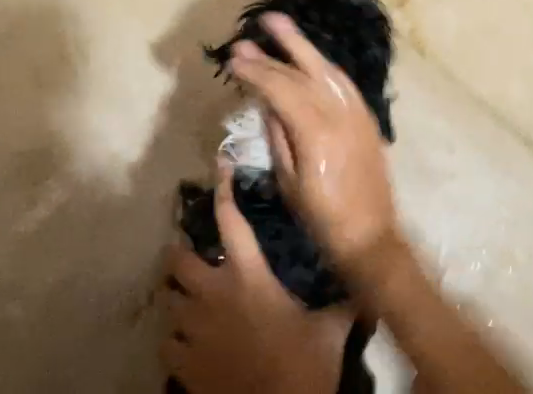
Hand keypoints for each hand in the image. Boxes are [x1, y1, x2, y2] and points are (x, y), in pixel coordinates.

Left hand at [163, 165, 352, 393]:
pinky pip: (167, 343)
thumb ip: (342, 306)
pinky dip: (174, 341)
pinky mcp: (183, 361)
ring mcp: (193, 328)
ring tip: (185, 300)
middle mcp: (213, 293)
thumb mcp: (328, 333)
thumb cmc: (301, 367)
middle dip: (179, 254)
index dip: (223, 189)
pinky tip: (185, 343)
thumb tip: (366, 290)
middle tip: (188, 255)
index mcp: (248, 276)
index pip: (231, 220)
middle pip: (178, 259)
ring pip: (168, 301)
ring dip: (177, 299)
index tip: (220, 166)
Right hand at [227, 13, 403, 279]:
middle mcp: (339, 113)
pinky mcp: (366, 118)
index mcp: (315, 131)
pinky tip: (310, 57)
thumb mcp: (288, 179)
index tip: (234, 60)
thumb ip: (277, 133)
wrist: (369, 237)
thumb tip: (266, 99)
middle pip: (304, 70)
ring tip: (282, 26)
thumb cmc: (321, 217)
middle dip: (280, 45)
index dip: (256, 71)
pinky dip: (323, 65)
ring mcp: (357, 112)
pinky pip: (342, 81)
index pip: (280, 88)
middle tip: (259, 23)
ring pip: (327, 68)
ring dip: (304, 46)